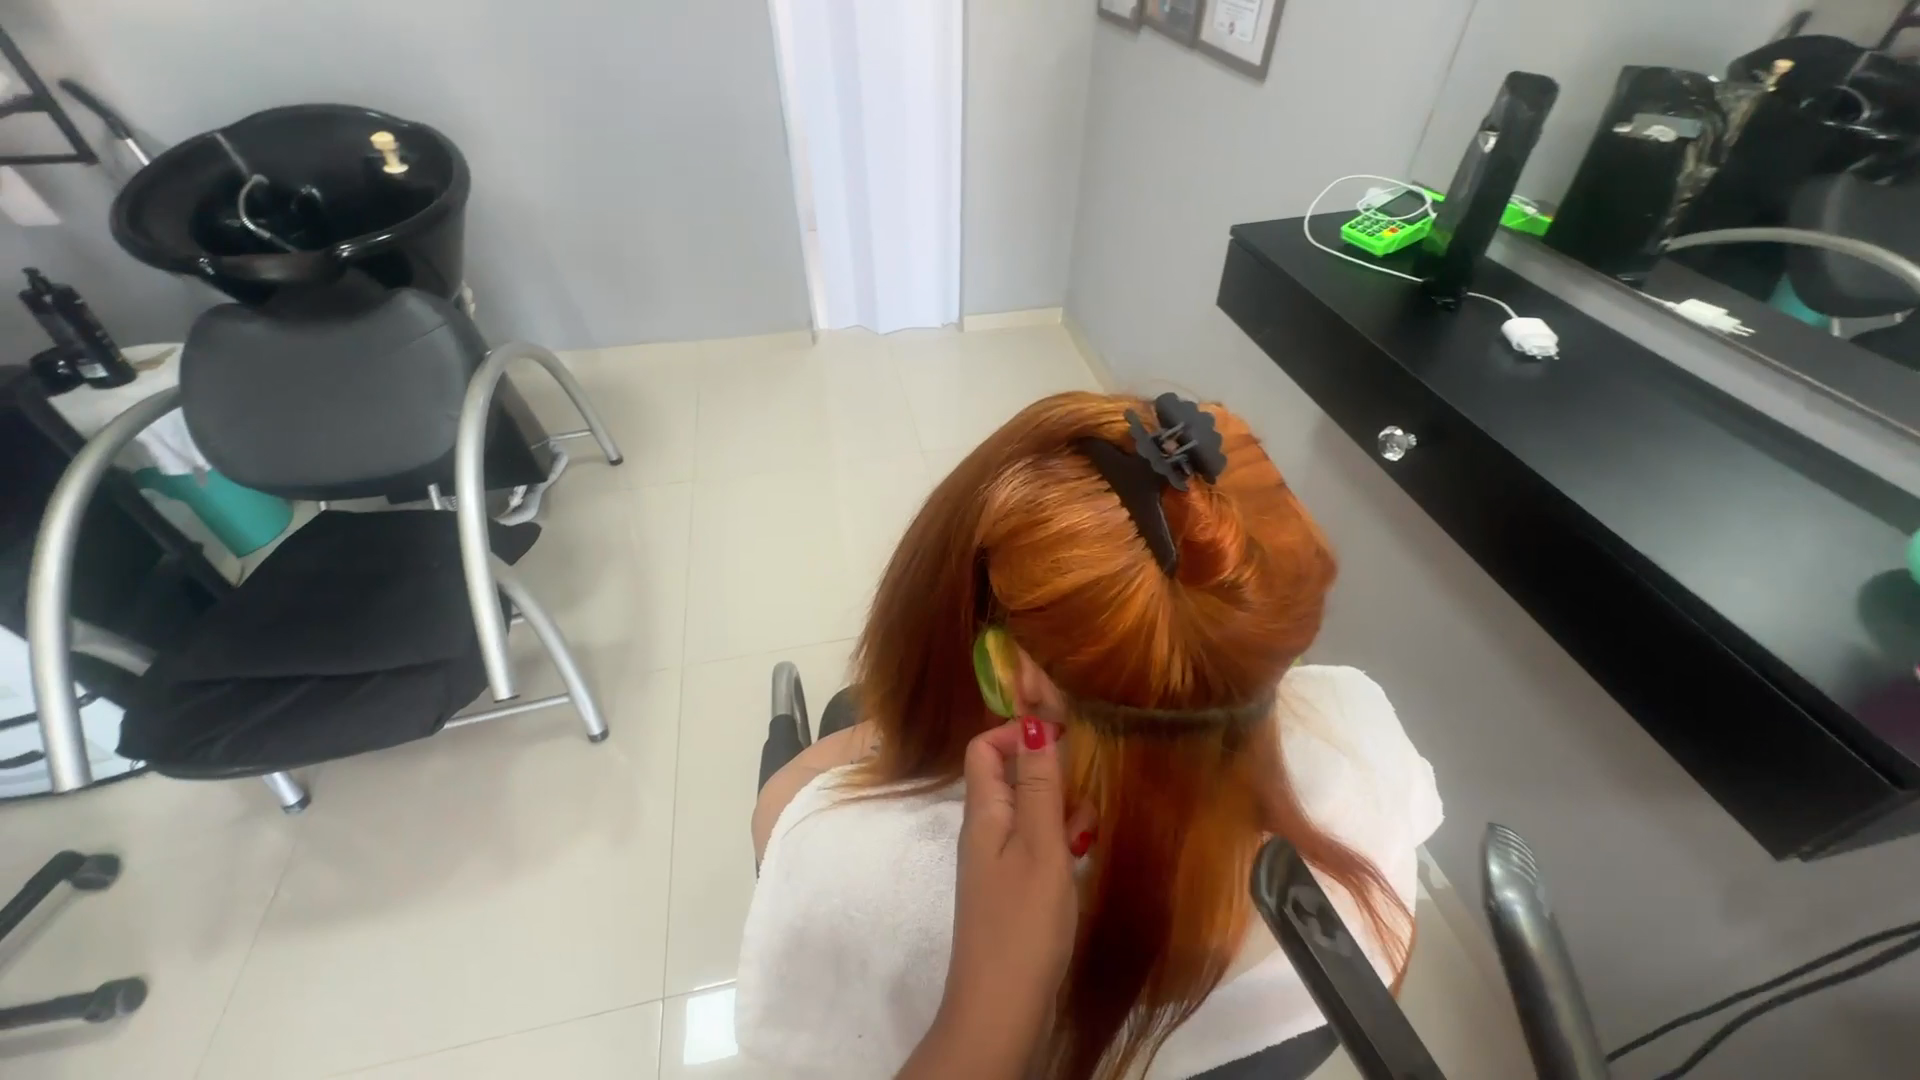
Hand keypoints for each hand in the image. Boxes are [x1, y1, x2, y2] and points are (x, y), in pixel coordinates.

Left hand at [902, 717, 1094, 1077]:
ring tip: (1086, 831)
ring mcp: (997, 862)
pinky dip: (1058, 842)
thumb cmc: (1023, 922)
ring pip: (1028, 812)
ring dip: (1059, 810)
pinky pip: (1034, 846)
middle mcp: (984, 830)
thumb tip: (1033, 721)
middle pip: (1010, 777)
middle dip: (1049, 774)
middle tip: (1084, 792)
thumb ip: (1040, 785)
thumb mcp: (1040, 845)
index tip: (1062, 735)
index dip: (1017, 733)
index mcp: (983, 812)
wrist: (1001, 1010)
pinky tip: (1081, 858)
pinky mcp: (1012, 890)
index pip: (984, 748)